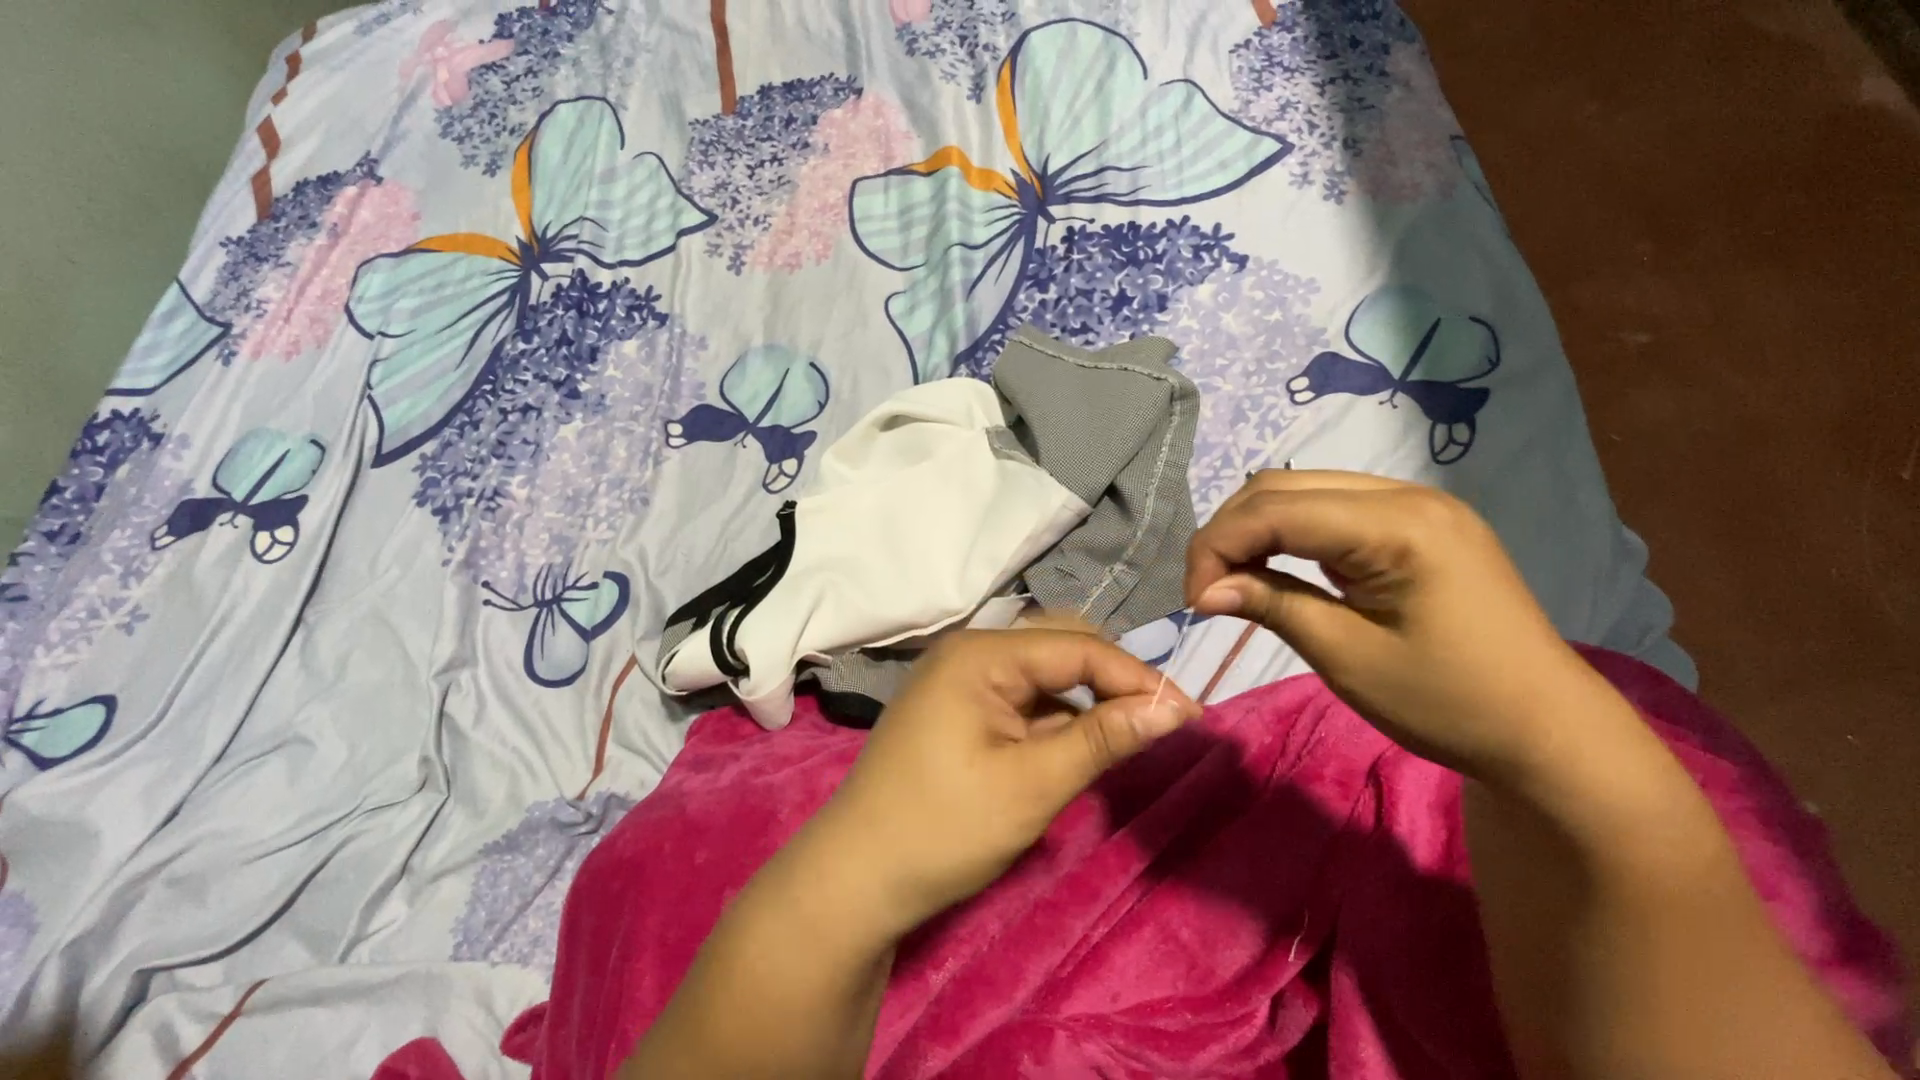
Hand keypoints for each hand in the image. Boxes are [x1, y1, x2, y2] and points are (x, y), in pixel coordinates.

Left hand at [808, 629, 1199, 935]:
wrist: (857, 879)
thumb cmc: (944, 828)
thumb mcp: (1033, 785)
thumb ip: (1104, 738)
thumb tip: (1176, 705)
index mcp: (981, 655)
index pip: (1079, 647)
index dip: (1138, 677)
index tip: (1191, 715)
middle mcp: (969, 653)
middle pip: (1060, 648)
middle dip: (1113, 681)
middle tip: (1161, 722)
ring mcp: (959, 682)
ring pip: (1043, 676)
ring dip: (1086, 701)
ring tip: (1128, 737)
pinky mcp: (957, 712)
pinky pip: (1020, 700)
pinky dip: (1055, 719)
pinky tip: (1076, 747)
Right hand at [1185, 469, 1590, 780]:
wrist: (1545, 729)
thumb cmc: (1447, 701)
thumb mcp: (1346, 656)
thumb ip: (1271, 604)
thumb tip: (1204, 591)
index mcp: (1397, 524)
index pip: (1276, 509)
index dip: (1218, 546)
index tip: (1193, 601)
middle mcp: (1408, 495)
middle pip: (1286, 486)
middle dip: (1231, 532)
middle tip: (1206, 591)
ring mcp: (1420, 505)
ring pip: (1307, 491)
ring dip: (1259, 529)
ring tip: (1234, 580)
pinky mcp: (1422, 524)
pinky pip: (1337, 510)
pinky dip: (1294, 533)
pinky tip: (1278, 567)